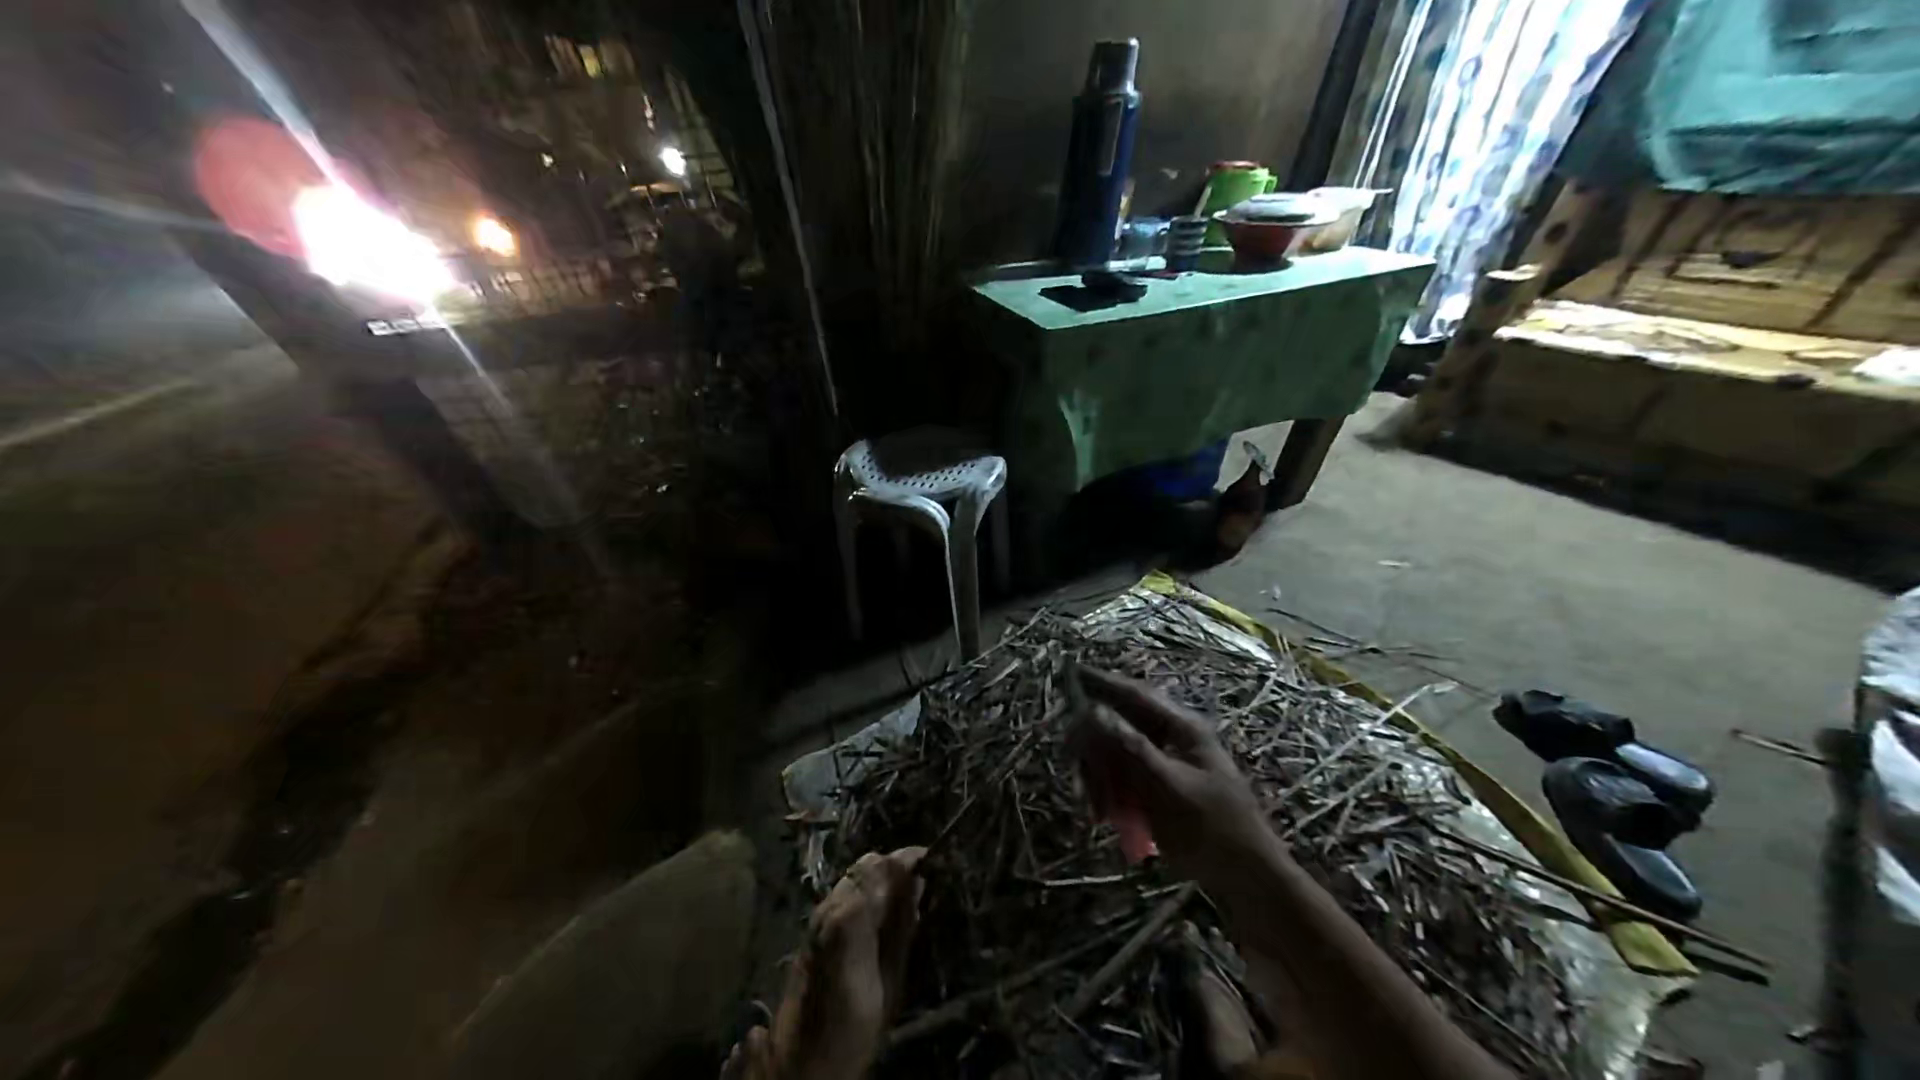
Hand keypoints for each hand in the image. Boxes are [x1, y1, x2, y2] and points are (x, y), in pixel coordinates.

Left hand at [723, 847, 925, 1079]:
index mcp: (850, 920)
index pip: (882, 867)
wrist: (799, 1063)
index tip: (935, 859)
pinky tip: (883, 914)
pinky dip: (867, 891)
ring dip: (881, 878)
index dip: (909, 858)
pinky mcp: (814, 927)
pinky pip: (846, 891)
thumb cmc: (850, 1030)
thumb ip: (901, 928)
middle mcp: (830, 908)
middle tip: (924, 882)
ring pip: (855, 875)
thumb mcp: (889, 983)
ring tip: (908, 896)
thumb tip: (917, 884)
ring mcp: (818, 915)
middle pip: (867, 864)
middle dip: (896, 866)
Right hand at [1075, 667, 1280, 881]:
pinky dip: (1112, 793)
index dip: (1101, 682)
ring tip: (1097, 809)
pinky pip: (1126, 778)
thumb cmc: (1213, 830)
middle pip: (1121, 725)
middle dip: (1095, 750)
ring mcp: (1169, 761)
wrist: (1249, 880)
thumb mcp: (1168, 787)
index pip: (1135, 694)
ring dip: (1102, 777)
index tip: (1070, 672)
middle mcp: (1174, 737)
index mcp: (1183, 728)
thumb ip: (1131, 748)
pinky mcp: (1162, 785)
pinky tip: (1107, 816)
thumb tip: (1093, 711)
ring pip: (1119, 754)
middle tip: (1080, 776)